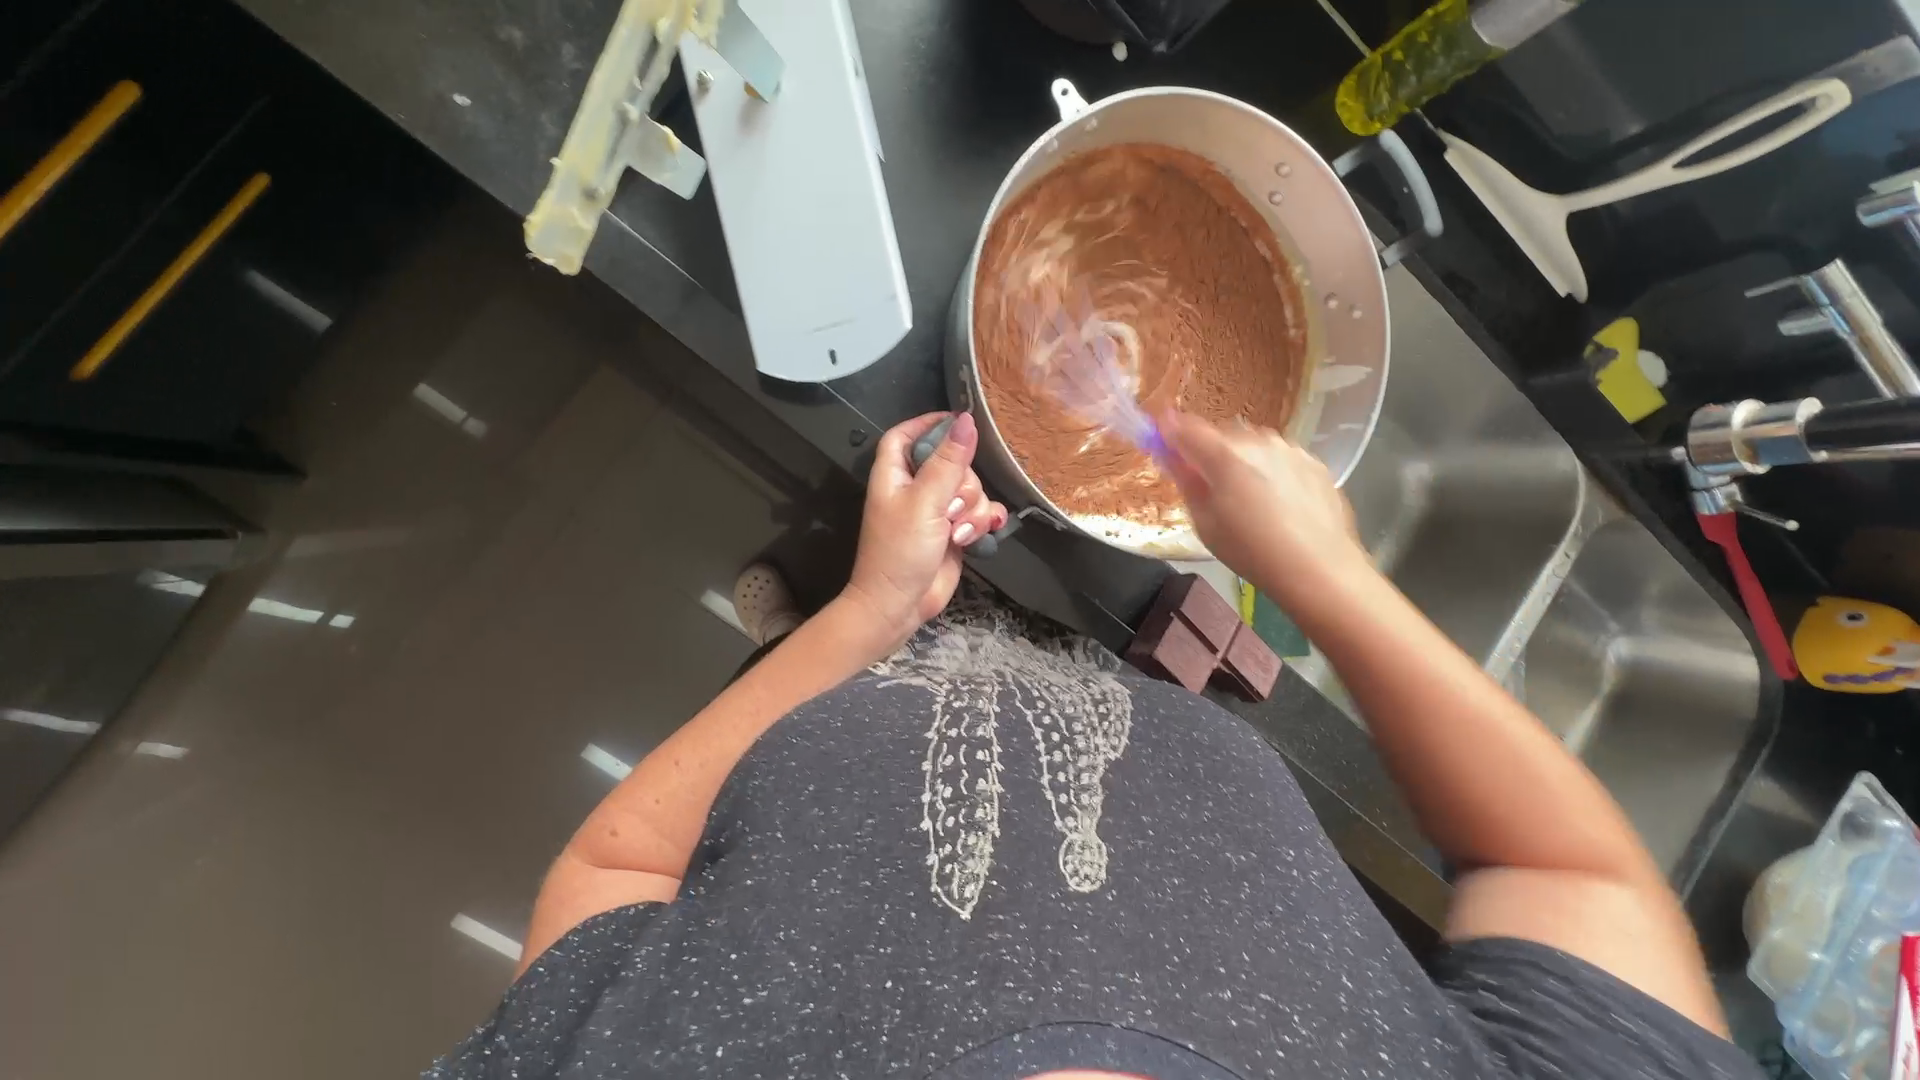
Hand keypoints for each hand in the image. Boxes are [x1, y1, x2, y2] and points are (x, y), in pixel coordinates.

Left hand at [841, 412, 1006, 647]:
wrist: (900, 605)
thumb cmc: (900, 550)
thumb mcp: (925, 502)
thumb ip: (949, 462)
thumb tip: (966, 420)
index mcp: (895, 474)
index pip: (906, 435)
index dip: (927, 424)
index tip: (956, 419)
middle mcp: (915, 488)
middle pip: (952, 462)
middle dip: (964, 483)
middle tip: (952, 507)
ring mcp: (937, 511)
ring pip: (971, 490)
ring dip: (973, 510)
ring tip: (958, 533)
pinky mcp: (954, 532)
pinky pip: (980, 513)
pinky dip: (984, 522)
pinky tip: (983, 534)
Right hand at [1159, 411, 1370, 609]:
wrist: (1319, 569)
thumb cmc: (1251, 552)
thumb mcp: (1205, 523)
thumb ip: (1186, 482)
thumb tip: (1173, 457)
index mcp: (1224, 455)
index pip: (1185, 427)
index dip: (1168, 430)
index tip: (1159, 439)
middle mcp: (1258, 442)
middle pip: (1221, 434)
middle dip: (1208, 451)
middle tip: (1206, 484)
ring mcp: (1290, 449)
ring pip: (1253, 445)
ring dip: (1242, 461)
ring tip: (1247, 499)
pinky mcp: (1314, 463)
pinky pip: (1280, 458)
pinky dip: (1270, 471)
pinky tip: (1277, 505)